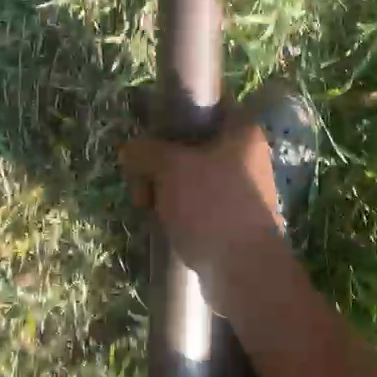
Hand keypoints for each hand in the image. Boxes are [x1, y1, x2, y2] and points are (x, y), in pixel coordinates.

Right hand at [120, 115, 285, 280]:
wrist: (246, 275)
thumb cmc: (213, 206)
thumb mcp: (170, 168)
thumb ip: (146, 151)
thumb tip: (129, 150)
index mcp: (242, 130)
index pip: (207, 102)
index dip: (175, 109)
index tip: (150, 128)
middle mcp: (247, 154)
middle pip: (192, 143)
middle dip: (161, 162)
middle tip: (143, 183)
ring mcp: (243, 189)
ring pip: (192, 175)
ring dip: (166, 189)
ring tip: (149, 208)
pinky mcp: (235, 219)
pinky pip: (199, 203)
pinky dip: (180, 210)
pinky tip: (165, 225)